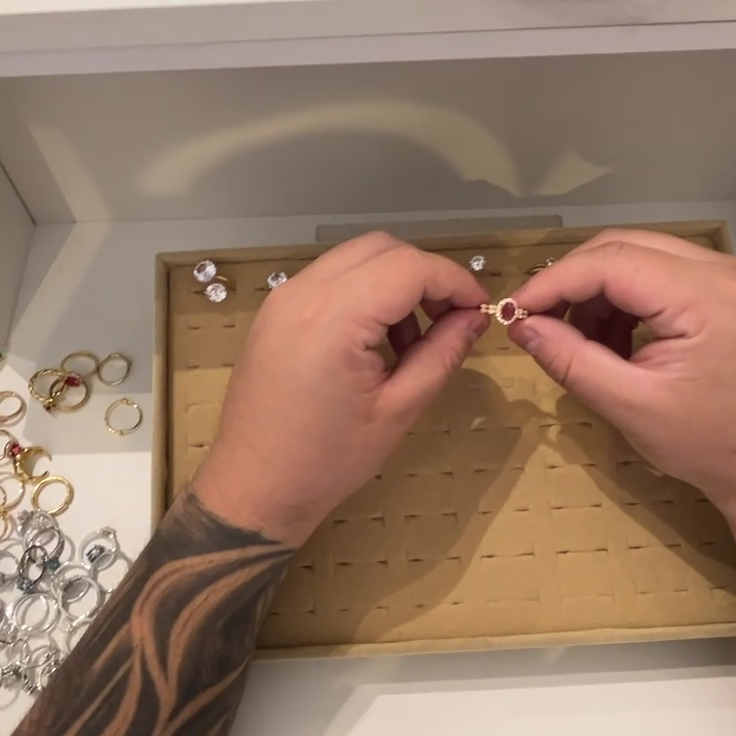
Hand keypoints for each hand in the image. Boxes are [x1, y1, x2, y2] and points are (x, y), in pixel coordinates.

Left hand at [192, 233, 489, 545]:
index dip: (454, 281)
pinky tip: (375, 340)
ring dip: (395, 283)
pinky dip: (364, 292)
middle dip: (425, 276)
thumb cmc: (327, 459)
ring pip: (355, 259)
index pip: (409, 267)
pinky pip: (331, 279)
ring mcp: (283, 297)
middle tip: (450, 320)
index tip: (480, 310)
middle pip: (382, 249)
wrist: (255, 486)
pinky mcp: (276, 311)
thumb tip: (475, 319)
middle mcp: (303, 292)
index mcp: (334, 316)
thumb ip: (442, 353)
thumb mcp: (399, 409)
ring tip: (412, 340)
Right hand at [506, 230, 735, 518]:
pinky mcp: (723, 290)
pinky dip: (622, 300)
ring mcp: (726, 276)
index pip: (609, 263)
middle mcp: (719, 269)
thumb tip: (520, 326)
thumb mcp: (629, 405)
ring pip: (636, 258)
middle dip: (571, 283)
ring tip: (579, 343)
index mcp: (703, 294)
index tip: (512, 310)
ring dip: (595, 293)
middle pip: (621, 248)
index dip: (553, 282)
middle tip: (536, 322)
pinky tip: (612, 341)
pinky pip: (656, 275)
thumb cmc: (709, 444)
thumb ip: (570, 360)